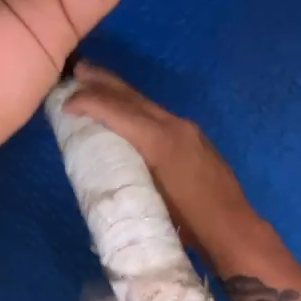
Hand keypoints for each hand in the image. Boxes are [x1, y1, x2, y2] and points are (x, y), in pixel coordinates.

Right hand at [63, 63, 270, 262]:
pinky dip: (133, 106)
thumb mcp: (148, 199)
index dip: (89, 102)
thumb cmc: (190, 223)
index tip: (65, 103)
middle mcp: (174, 126)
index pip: (118, 111)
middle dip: (102, 82)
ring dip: (118, 92)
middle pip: (131, 97)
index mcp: (160, 140)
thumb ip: (124, 175)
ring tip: (95, 81)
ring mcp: (186, 129)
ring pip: (144, 102)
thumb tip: (97, 167)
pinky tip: (124, 110)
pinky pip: (156, 113)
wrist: (234, 229)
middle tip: (76, 71)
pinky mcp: (193, 136)